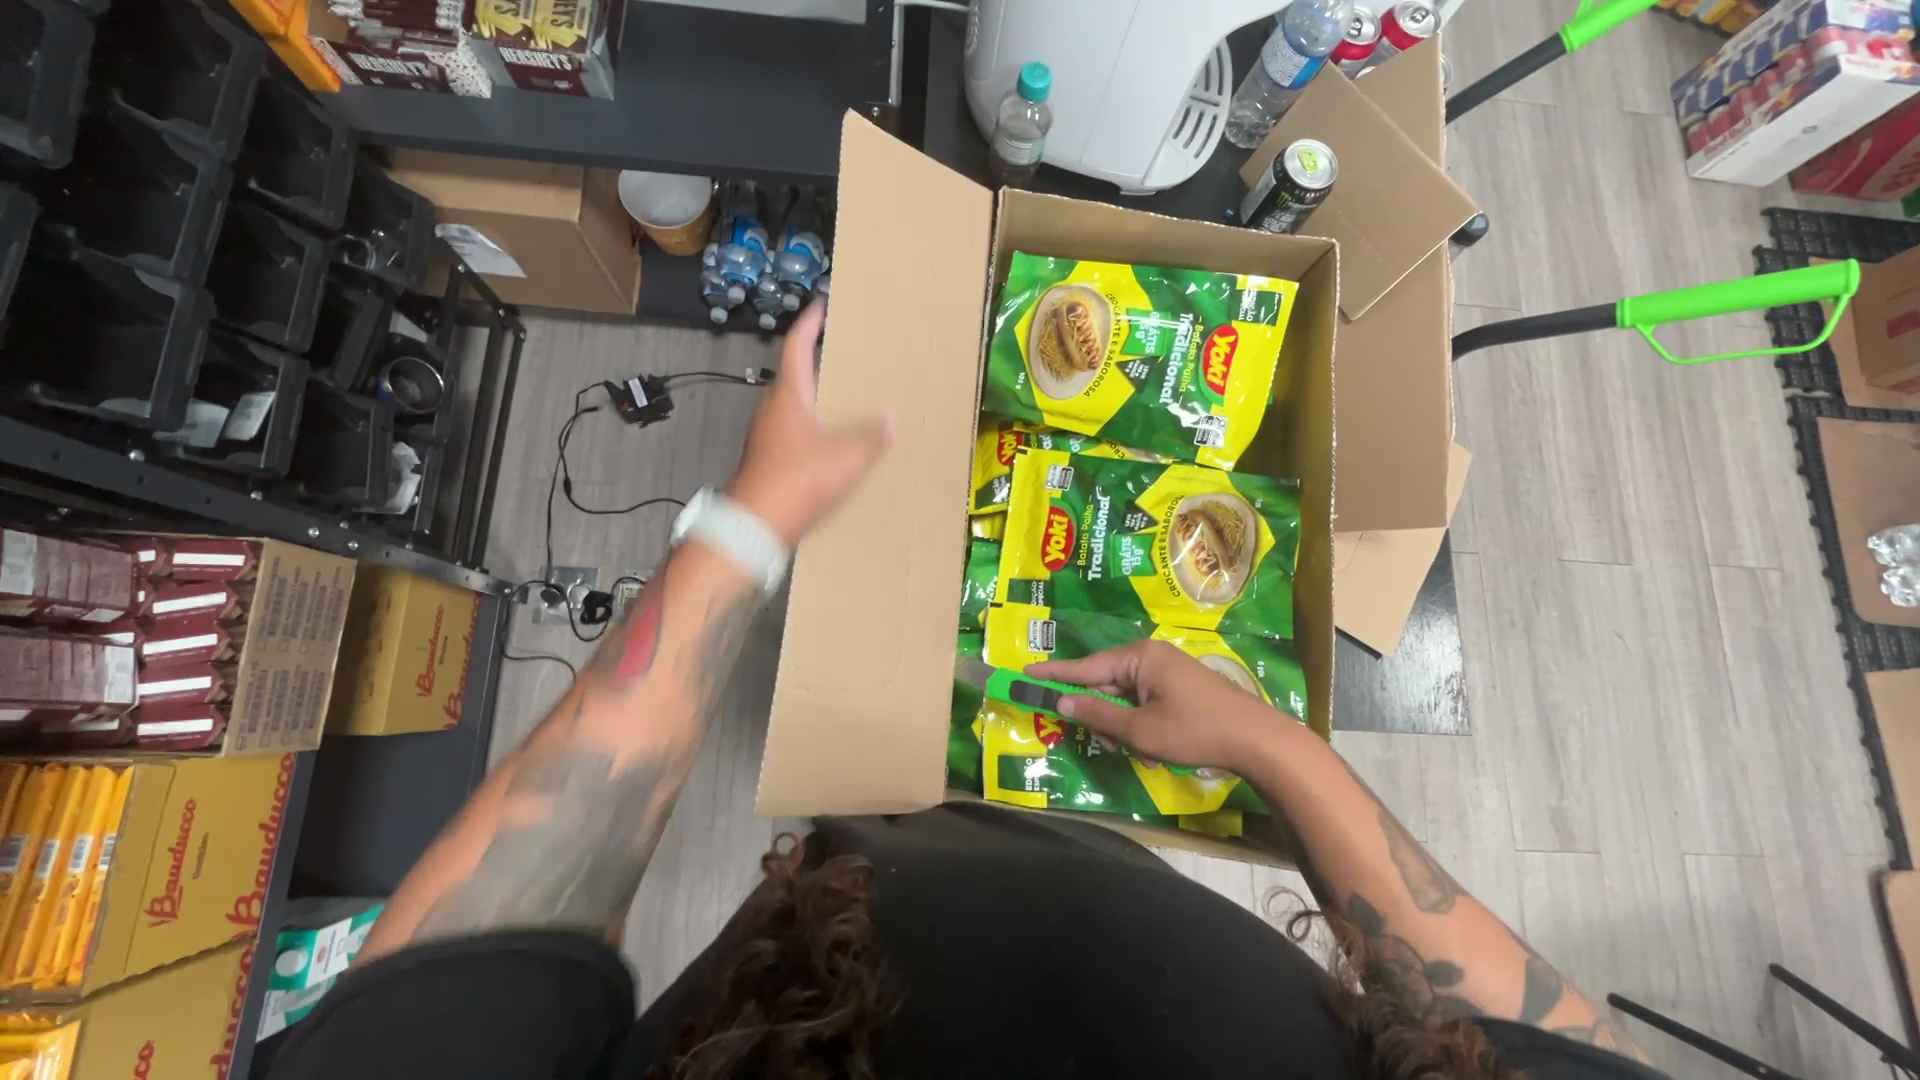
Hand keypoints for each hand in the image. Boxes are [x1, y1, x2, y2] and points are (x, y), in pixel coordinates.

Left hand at [728, 301, 893, 545]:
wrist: (754, 528)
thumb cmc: (797, 481)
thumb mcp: (845, 457)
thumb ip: (870, 437)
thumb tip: (888, 420)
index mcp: (788, 396)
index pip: (797, 346)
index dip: (810, 323)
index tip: (822, 306)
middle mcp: (773, 410)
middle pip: (798, 378)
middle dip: (822, 365)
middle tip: (849, 357)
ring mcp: (768, 437)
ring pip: (798, 409)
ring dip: (821, 402)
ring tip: (851, 402)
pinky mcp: (770, 462)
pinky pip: (797, 435)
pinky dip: (817, 431)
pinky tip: (837, 446)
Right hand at [1027, 640, 1292, 774]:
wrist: (1258, 741)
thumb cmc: (1195, 731)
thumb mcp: (1140, 730)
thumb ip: (1097, 715)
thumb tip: (1062, 703)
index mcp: (1139, 658)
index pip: (1085, 666)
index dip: (1054, 675)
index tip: (1025, 674)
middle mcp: (1151, 657)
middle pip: (1106, 685)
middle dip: (1104, 719)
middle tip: (1110, 746)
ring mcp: (1168, 672)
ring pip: (1126, 700)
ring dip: (1126, 730)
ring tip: (1144, 754)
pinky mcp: (1181, 689)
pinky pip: (1146, 705)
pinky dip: (1144, 729)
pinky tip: (1159, 753)